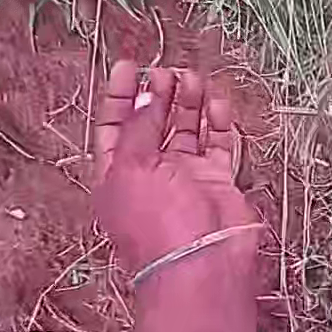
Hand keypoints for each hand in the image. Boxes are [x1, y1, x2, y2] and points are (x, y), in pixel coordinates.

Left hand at [90, 61, 259, 295]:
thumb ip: (139, 127)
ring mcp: (186, 177)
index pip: (114, 126)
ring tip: (192, 79)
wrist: (203, 264)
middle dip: (158, 96)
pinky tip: (216, 105)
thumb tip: (143, 97)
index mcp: (118, 175)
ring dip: (188, 104)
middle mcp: (151, 174)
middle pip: (153, 125)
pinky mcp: (217, 181)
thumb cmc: (158, 222)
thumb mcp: (132, 168)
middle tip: (167, 72)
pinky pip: (218, 145)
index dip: (119, 96)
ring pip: (187, 131)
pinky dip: (218, 124)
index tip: (129, 67)